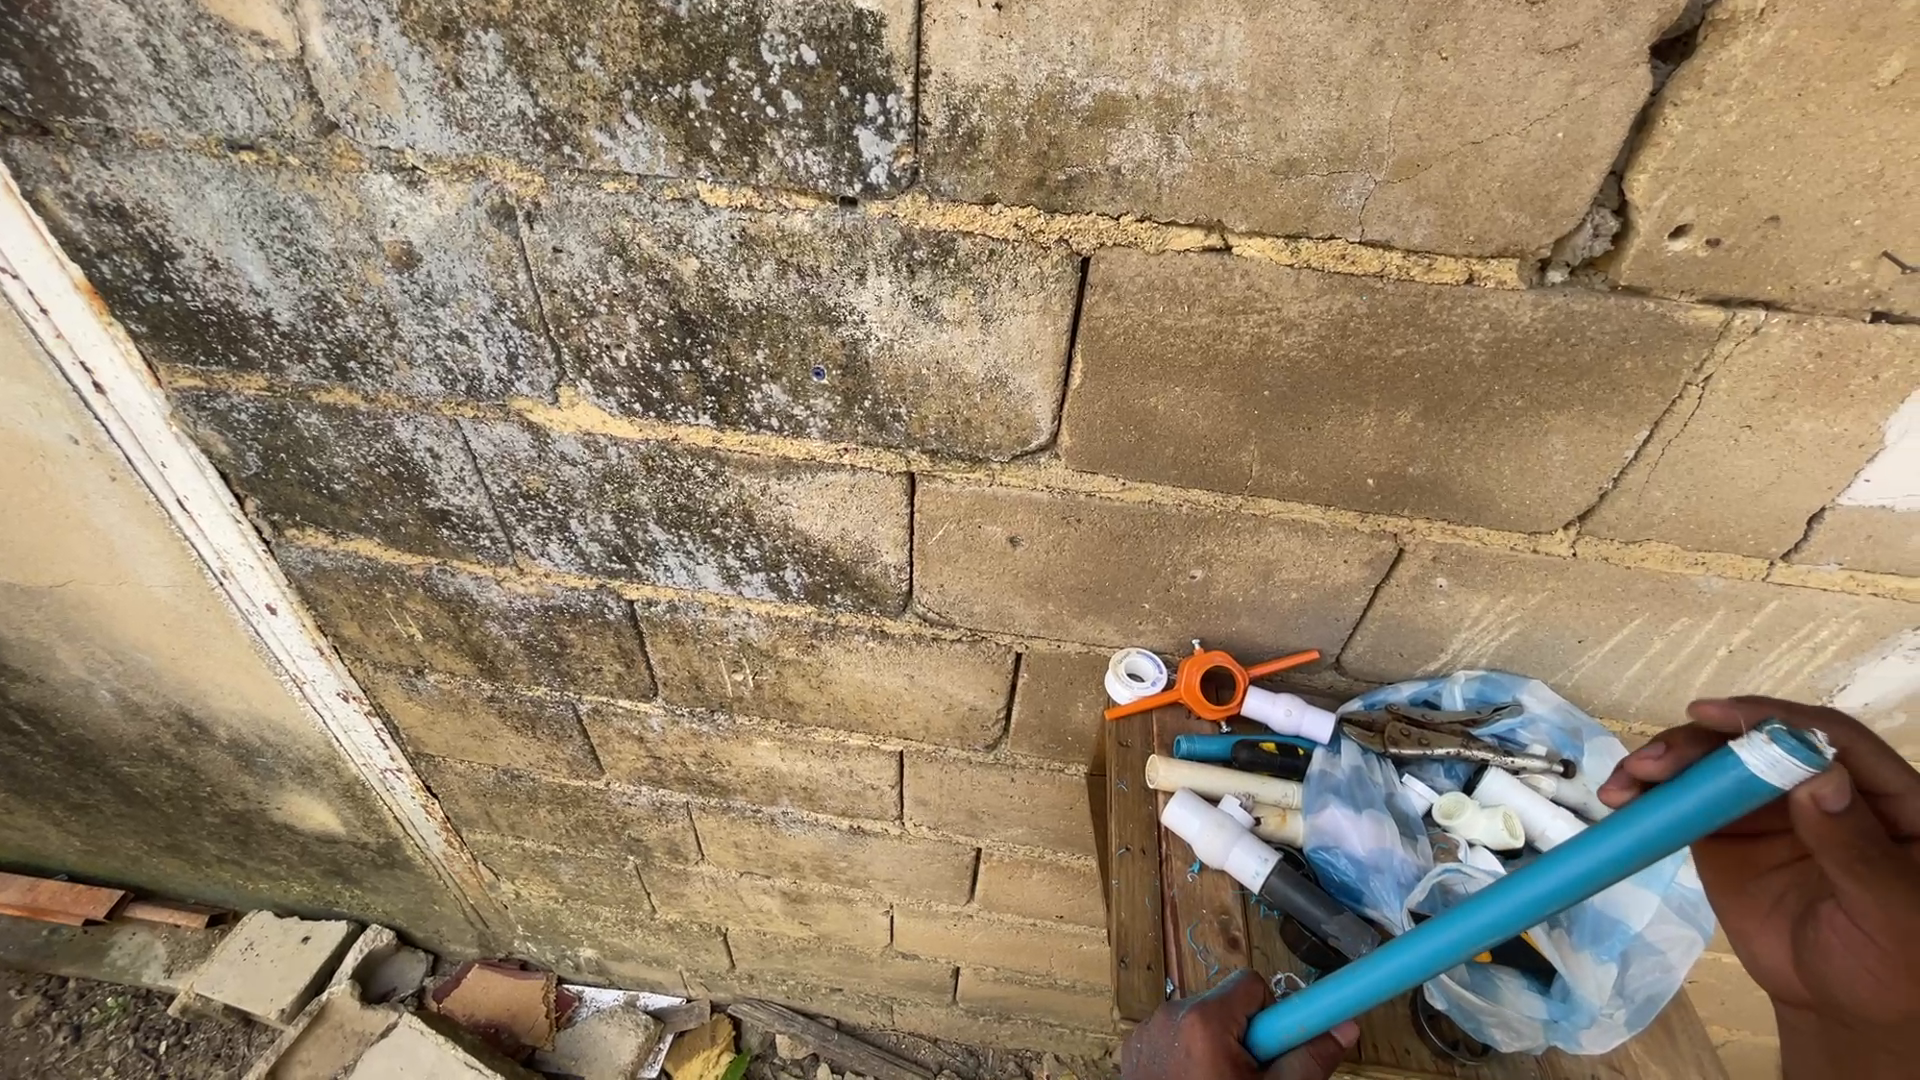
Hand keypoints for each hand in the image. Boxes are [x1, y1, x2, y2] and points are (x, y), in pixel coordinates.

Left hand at [1120, 969, 1358, 1079]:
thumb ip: (1309, 1060)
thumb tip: (1347, 1026)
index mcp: (1205, 1019)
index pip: (1252, 984)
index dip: (1272, 1015)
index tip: (1277, 1049)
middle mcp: (1172, 1012)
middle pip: (1226, 1004)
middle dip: (1245, 1036)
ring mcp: (1149, 1028)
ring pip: (1200, 1021)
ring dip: (1217, 1046)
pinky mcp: (1135, 1045)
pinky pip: (1174, 1035)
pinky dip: (1189, 1055)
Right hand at [1598, 697, 1919, 1073]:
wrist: (1835, 1003)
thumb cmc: (1892, 967)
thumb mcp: (1891, 914)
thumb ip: (1858, 849)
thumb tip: (1818, 777)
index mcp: (1888, 803)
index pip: (1833, 741)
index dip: (1772, 719)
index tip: (1710, 715)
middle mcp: (1821, 791)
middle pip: (1752, 743)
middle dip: (1694, 744)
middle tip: (1648, 764)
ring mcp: (1765, 806)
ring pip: (1707, 761)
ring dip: (1659, 762)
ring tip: (1623, 784)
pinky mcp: (1719, 824)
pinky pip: (1678, 794)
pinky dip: (1644, 789)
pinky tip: (1621, 797)